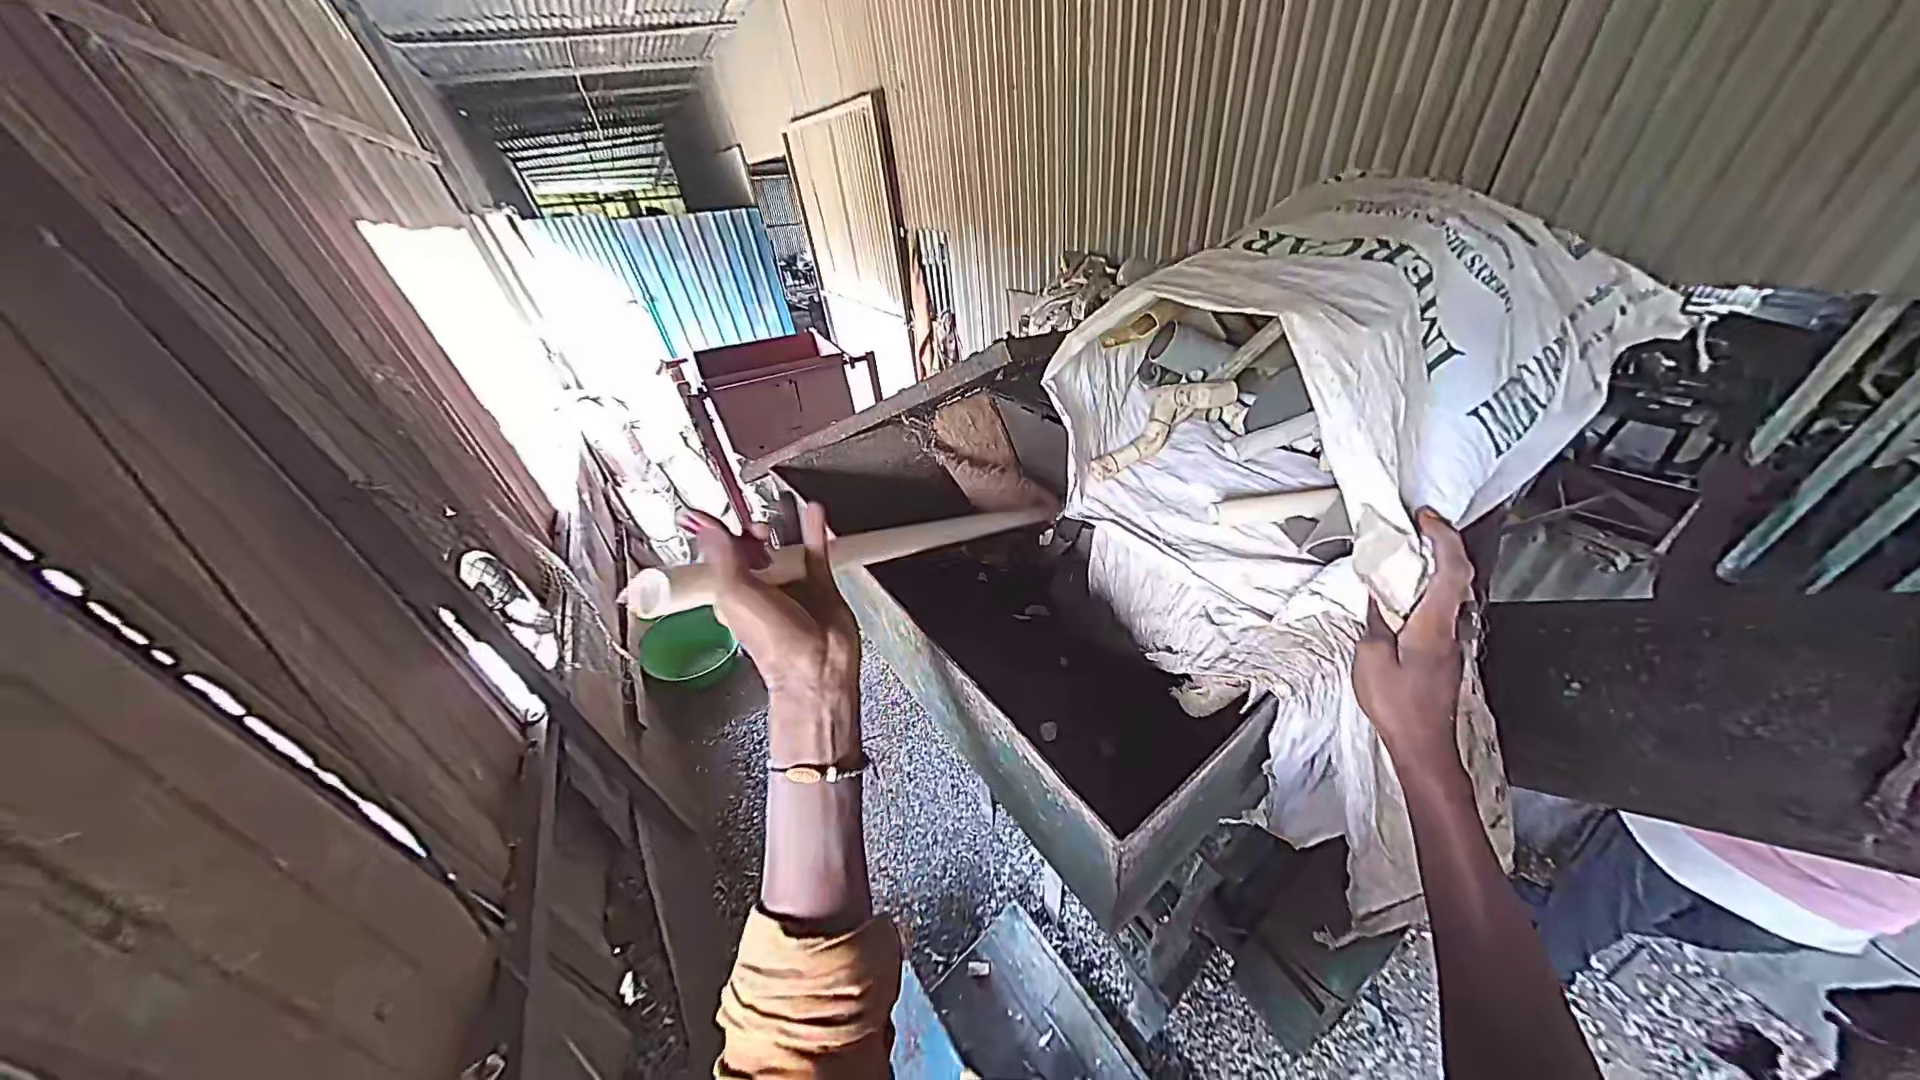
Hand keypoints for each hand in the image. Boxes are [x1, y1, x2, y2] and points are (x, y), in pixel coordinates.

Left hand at [679, 504, 859, 756]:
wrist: (818, 665)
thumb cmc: (774, 643)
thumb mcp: (735, 594)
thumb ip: (721, 558)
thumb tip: (701, 527)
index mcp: (731, 595)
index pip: (718, 558)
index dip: (714, 536)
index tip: (708, 514)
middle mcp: (759, 589)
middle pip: (750, 549)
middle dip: (749, 531)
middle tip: (753, 525)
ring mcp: (790, 585)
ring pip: (781, 548)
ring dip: (779, 528)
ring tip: (780, 512)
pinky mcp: (818, 584)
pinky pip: (815, 551)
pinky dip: (813, 530)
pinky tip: (812, 513)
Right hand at [1353, 507, 1474, 765]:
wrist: (1422, 742)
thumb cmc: (1397, 705)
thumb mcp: (1371, 657)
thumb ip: (1376, 621)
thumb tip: (1379, 595)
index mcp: (1433, 626)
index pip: (1451, 570)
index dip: (1443, 537)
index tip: (1426, 518)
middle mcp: (1450, 629)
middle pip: (1458, 575)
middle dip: (1441, 544)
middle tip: (1416, 528)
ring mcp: (1451, 641)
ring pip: (1451, 592)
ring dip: (1434, 566)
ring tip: (1406, 555)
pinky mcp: (1444, 651)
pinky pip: (1440, 609)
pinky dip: (1426, 590)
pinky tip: (1404, 594)